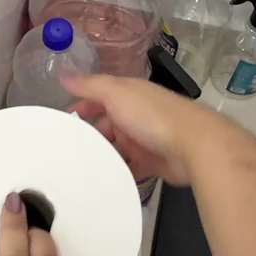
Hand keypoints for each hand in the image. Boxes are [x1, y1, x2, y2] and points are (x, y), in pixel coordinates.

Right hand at [63, 73, 245, 186]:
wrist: (194, 145)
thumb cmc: (152, 115)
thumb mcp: (116, 93)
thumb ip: (89, 85)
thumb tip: (62, 74)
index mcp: (127, 95)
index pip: (97, 98)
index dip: (80, 107)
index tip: (61, 123)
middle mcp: (134, 115)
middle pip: (105, 125)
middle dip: (88, 136)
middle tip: (66, 152)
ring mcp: (143, 140)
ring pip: (116, 148)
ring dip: (102, 155)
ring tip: (78, 169)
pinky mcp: (152, 163)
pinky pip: (129, 168)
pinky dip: (117, 172)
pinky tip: (101, 180)